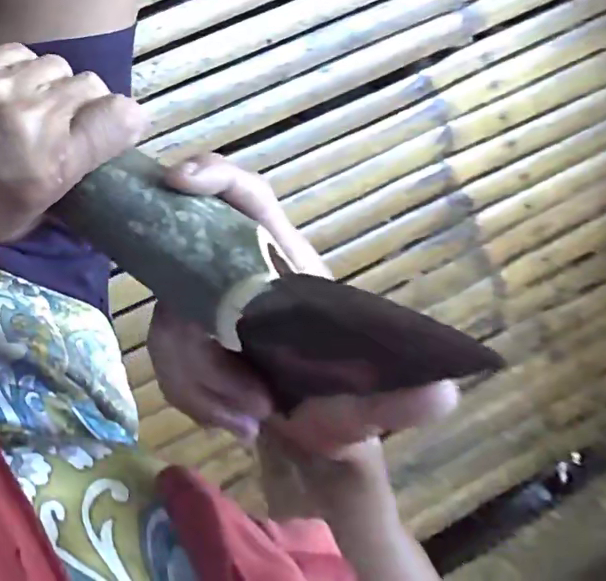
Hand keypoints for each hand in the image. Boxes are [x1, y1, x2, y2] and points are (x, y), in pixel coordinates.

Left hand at [0, 44, 145, 258]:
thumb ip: (71, 186)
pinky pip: (23, 52)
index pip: (121, 117)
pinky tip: (8, 89)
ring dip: (54, 86)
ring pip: (58, 65)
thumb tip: (102, 158)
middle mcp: (32, 118)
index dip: (124, 122)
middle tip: (65, 125)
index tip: (111, 131)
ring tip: (32, 105)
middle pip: (92, 86)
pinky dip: (24, 69)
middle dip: (88, 106)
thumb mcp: (24, 221)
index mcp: (50, 164)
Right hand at [148, 155, 458, 460]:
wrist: (307, 430)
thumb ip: (399, 396)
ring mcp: (198, 295)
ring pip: (169, 322)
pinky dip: (194, 397)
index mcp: (278, 254)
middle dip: (197, 339)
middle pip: (182, 262)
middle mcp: (230, 263)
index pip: (246, 194)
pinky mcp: (181, 329)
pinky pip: (162, 355)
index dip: (213, 174)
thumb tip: (443, 392)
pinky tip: (233, 422)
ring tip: (251, 418)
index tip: (178, 180)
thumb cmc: (340, 397)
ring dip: (203, 382)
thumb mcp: (368, 401)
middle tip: (245, 395)